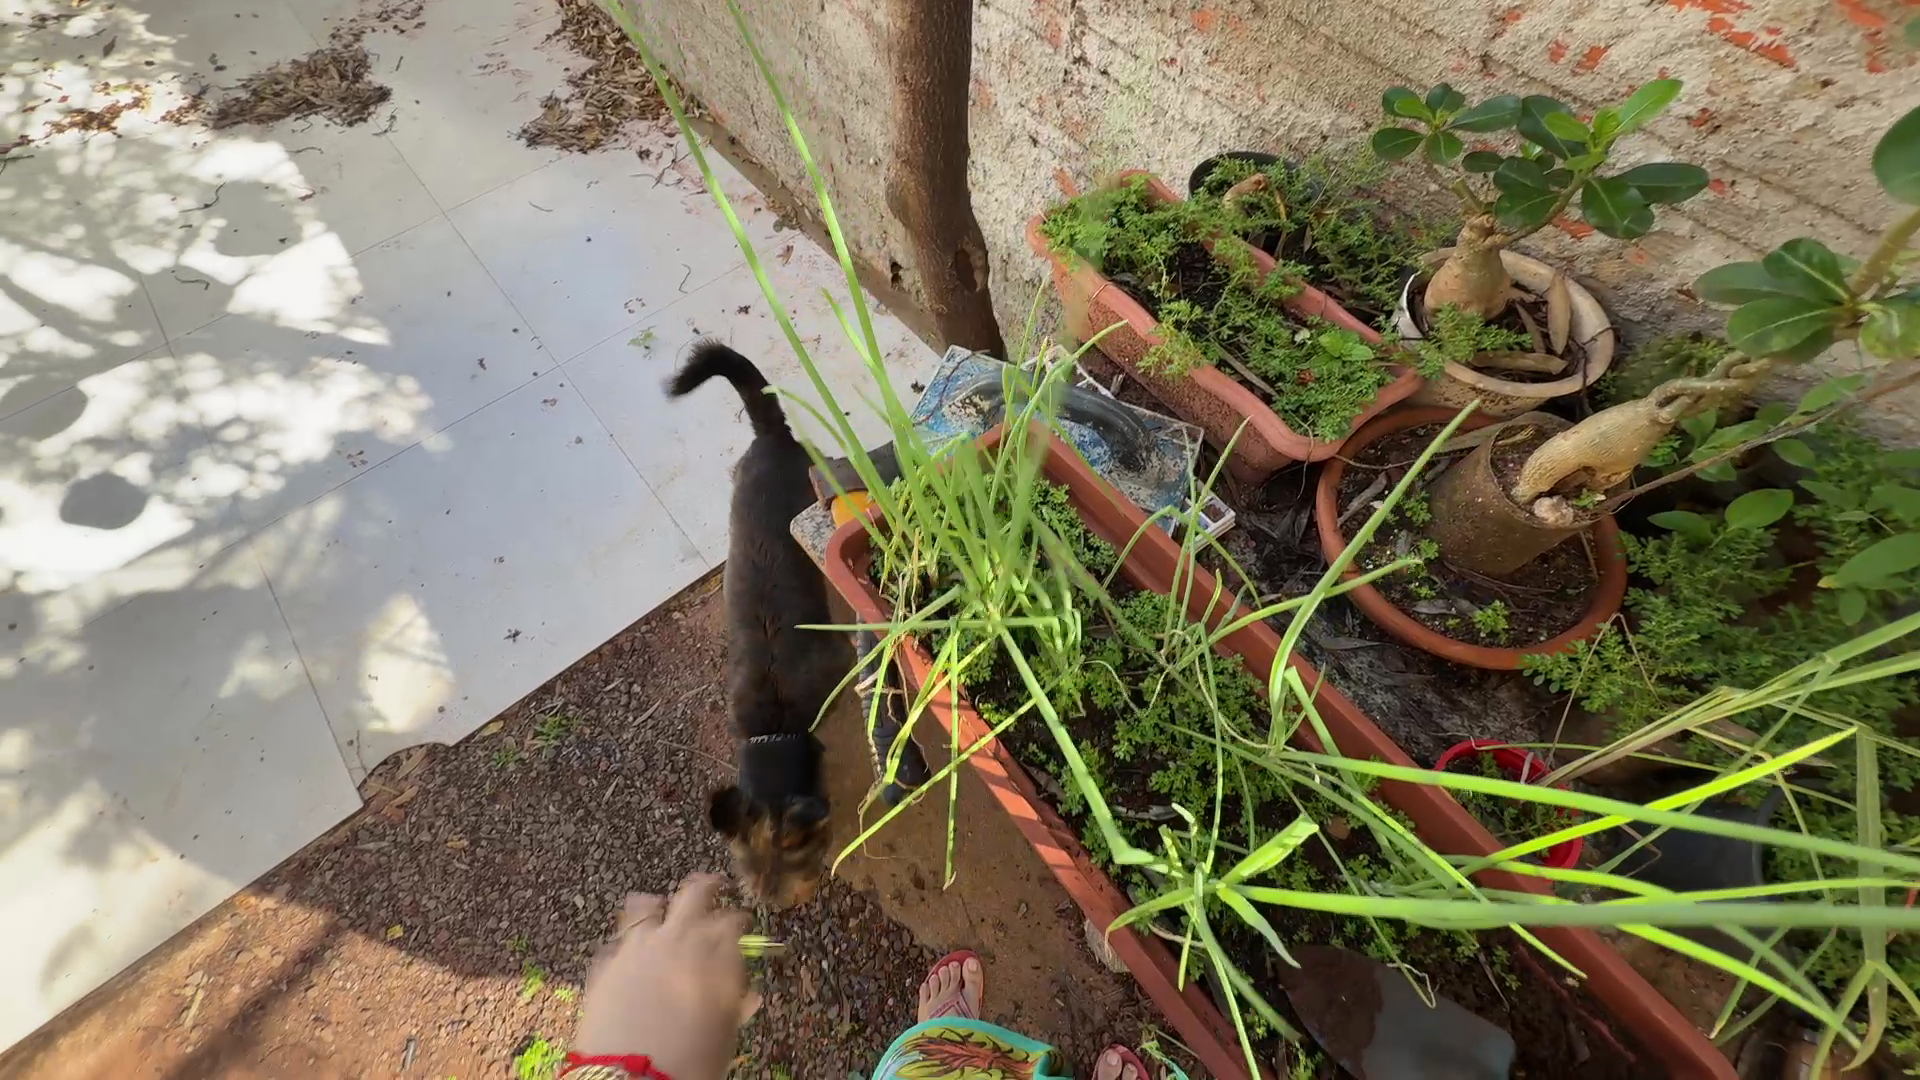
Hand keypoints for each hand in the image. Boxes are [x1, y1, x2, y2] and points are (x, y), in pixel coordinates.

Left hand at [575, 874, 755, 1079]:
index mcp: (715, 948)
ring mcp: (639, 946)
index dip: (740, 921)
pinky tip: (630, 953)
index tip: (743, 925)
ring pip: (647, 905)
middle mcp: (679, 936)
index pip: (733, 919)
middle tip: (715, 888)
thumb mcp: (725, 1033)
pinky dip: (628, 944)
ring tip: (662, 908)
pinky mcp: (607, 964)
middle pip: (696, 893)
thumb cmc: (690, 1060)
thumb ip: (735, 1003)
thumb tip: (749, 995)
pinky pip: (618, 942)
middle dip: (708, 887)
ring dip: (659, 906)